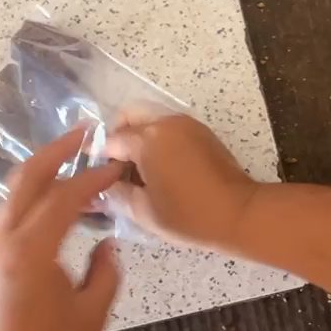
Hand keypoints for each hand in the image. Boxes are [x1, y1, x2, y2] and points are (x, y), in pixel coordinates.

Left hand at [0, 127, 123, 330]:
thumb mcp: (90, 315)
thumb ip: (106, 272)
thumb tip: (108, 242)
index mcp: (30, 250)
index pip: (65, 197)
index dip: (93, 177)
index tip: (116, 166)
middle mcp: (3, 239)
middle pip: (28, 177)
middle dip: (57, 149)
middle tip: (84, 132)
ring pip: (15, 193)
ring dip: (43, 171)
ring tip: (73, 162)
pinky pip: (11, 212)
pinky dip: (34, 195)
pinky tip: (55, 202)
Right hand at [104, 115, 260, 251]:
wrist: (238, 213)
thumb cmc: (188, 215)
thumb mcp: (144, 211)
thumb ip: (117, 194)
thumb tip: (102, 189)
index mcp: (147, 139)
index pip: (111, 140)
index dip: (98, 156)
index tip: (92, 171)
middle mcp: (166, 122)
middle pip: (130, 115)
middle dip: (117, 135)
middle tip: (115, 164)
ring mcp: (186, 124)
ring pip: (151, 117)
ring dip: (138, 135)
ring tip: (137, 168)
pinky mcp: (201, 132)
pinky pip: (169, 126)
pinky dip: (158, 137)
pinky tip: (158, 167)